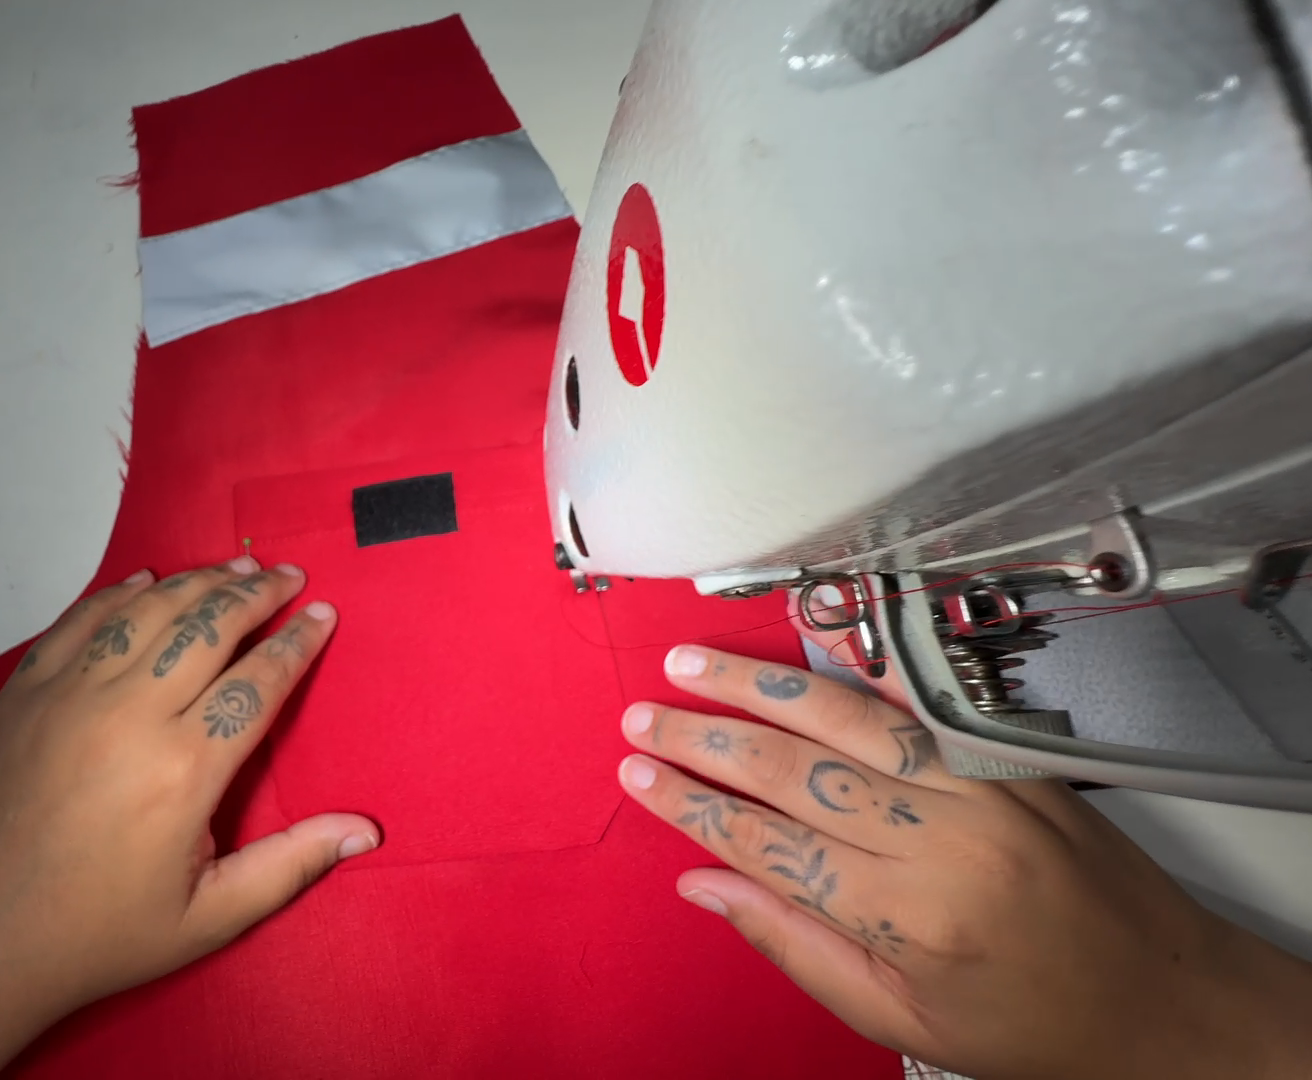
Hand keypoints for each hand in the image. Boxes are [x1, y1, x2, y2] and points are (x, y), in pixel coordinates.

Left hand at [0, 557, 377, 1079]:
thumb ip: (292, 865)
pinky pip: (82, 620)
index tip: (322, 612)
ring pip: (150, 611)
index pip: (259, 681)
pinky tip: (149, 581)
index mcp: (184, 770)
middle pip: (209, 628)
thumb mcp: (208, 918)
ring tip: (236, 565)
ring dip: (199, 581)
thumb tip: (368, 831)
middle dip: (257, 594)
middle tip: (288, 573)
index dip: (297, 642)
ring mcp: (69, 693)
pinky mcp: (24, 688)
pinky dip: (122, 593)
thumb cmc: (98, 932)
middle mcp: (130, 714)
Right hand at [618, 642, 1311, 1079]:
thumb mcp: (901, 1020)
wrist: (1181, 1008)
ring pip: (838, 720)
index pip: (764, 844)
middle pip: (788, 772)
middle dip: (700, 739)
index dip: (688, 804)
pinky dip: (850, 660)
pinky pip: (912, 699)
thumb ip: (790, 944)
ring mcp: (975, 789)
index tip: (638, 775)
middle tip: (642, 718)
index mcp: (909, 920)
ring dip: (751, 687)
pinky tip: (800, 632)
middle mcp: (940, 843)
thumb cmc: (1035, 1025)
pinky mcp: (999, 760)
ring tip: (688, 666)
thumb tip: (702, 884)